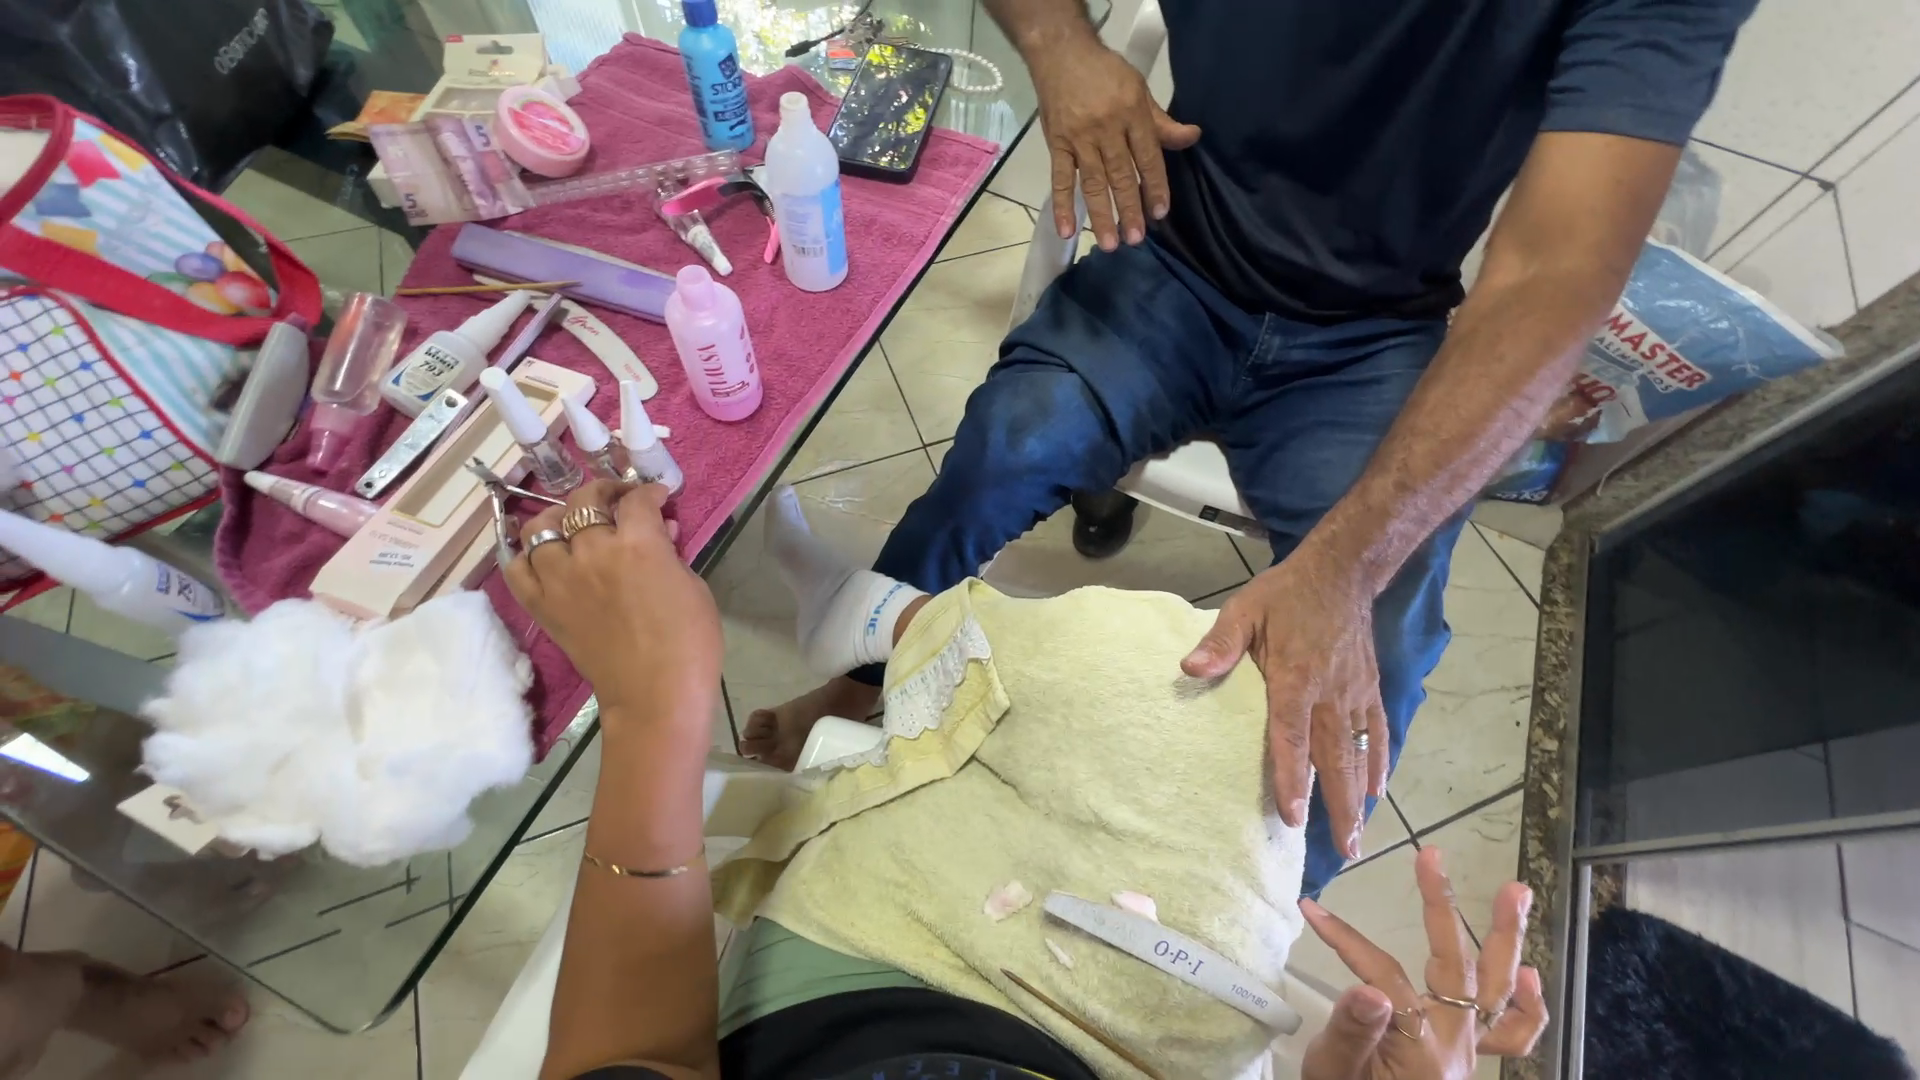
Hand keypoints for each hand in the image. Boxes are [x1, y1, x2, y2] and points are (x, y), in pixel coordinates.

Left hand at [502, 481, 721, 729]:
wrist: (655, 694)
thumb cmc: (690, 640)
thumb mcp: (693, 585)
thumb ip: (671, 553)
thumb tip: (661, 531)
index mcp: (637, 544)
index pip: (637, 500)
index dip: (650, 492)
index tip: (658, 498)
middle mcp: (591, 551)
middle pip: (585, 501)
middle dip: (606, 492)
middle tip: (620, 500)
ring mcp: (559, 578)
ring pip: (541, 527)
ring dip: (560, 518)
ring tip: (575, 524)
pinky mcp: (541, 605)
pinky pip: (517, 567)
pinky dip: (527, 555)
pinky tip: (546, 555)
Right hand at [1029, 34, 1199, 251]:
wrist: (1062, 54)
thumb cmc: (1105, 74)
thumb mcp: (1139, 91)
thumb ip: (1161, 123)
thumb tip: (1192, 138)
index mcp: (1132, 114)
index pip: (1147, 157)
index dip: (1155, 186)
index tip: (1160, 213)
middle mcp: (1107, 129)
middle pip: (1120, 175)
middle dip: (1129, 209)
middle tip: (1135, 239)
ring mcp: (1080, 140)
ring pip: (1093, 183)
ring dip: (1101, 215)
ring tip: (1109, 244)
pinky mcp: (1058, 146)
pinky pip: (1060, 180)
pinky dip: (1062, 206)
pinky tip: (1066, 230)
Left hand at [1181, 551, 1383, 855]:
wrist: (1340, 572)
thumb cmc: (1284, 595)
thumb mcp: (1243, 610)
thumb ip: (1220, 643)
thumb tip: (1189, 668)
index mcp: (1295, 678)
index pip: (1292, 736)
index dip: (1292, 777)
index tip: (1294, 816)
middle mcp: (1330, 694)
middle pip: (1334, 757)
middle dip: (1338, 805)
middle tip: (1345, 851)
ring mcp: (1355, 693)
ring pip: (1359, 752)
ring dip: (1360, 795)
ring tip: (1361, 836)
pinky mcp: (1370, 687)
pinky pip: (1378, 731)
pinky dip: (1379, 761)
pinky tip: (1378, 788)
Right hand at [1298, 848, 1547, 1079]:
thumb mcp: (1334, 1072)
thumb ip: (1353, 1033)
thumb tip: (1370, 989)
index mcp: (1420, 1049)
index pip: (1383, 976)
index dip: (1347, 940)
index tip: (1310, 910)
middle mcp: (1454, 1047)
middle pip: (1458, 967)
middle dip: (1442, 906)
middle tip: (1430, 855)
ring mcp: (1467, 1052)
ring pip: (1498, 991)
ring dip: (1507, 939)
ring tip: (1514, 892)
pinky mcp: (1466, 1057)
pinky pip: (1510, 1033)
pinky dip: (1524, 1003)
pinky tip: (1526, 973)